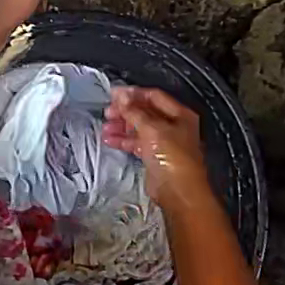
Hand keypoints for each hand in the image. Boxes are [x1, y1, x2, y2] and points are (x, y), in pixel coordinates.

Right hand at [102, 87, 213, 207]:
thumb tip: (121, 96)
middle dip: (125, 111)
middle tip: (108, 112)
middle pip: (145, 112)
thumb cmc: (172, 157)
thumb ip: (134, 111)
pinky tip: (110, 140)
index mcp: (179, 114)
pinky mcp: (154, 156)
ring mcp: (164, 141)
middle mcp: (173, 125)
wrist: (178, 190)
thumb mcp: (152, 129)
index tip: (113, 95)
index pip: (153, 96)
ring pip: (139, 128)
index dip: (133, 94)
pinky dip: (123, 140)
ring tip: (105, 128)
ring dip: (121, 126)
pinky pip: (137, 143)